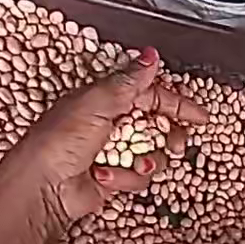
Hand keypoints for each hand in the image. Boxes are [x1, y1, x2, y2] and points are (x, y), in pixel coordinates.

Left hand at [1, 47, 207, 238]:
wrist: (45, 186)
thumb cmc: (61, 141)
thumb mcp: (97, 104)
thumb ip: (129, 82)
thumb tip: (151, 56)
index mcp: (109, 99)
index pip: (152, 96)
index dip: (177, 105)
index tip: (199, 117)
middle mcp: (115, 124)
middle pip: (159, 127)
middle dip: (168, 137)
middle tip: (174, 144)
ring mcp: (116, 151)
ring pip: (154, 154)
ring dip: (146, 161)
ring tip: (132, 163)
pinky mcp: (116, 176)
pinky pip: (140, 177)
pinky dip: (126, 178)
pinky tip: (106, 177)